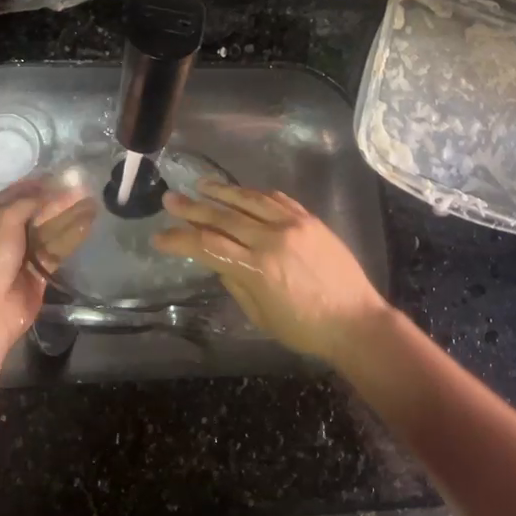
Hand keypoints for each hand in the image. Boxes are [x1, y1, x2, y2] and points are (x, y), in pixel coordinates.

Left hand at [0, 178, 94, 358]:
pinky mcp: (36, 273)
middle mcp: (0, 234)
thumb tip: (54, 188)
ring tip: (92, 200)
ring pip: (48, 229)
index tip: (64, 175)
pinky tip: (88, 222)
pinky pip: (55, 249)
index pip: (14, 194)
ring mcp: (19, 255)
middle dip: (57, 199)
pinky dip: (71, 236)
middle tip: (83, 186)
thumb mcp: (2, 221)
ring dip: (68, 215)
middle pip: (34, 211)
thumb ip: (30, 202)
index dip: (39, 184)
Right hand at [152, 179, 390, 364]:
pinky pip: (276, 199)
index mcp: (257, 269)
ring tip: (200, 185)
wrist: (356, 321)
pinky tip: (241, 191)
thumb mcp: (261, 316)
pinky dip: (255, 194)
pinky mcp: (309, 219)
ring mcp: (292, 224)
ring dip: (222, 191)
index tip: (159, 236)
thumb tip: (219, 261)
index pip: (207, 246)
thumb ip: (237, 284)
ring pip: (249, 199)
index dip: (180, 239)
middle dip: (192, 208)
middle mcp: (271, 239)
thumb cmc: (305, 329)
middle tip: (170, 199)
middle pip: (223, 217)